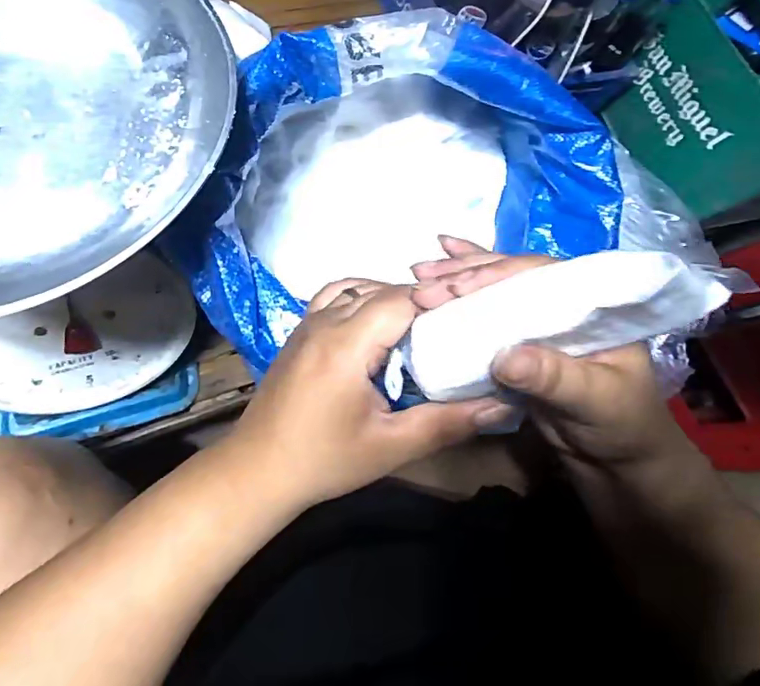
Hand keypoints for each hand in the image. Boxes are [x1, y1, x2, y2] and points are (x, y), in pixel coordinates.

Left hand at [224, 279, 508, 510]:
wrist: (257, 471)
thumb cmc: (325, 460)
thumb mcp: (391, 446)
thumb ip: (447, 422)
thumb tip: (502, 405)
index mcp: (347, 343)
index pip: (401, 299)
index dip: (439, 299)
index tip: (470, 312)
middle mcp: (326, 320)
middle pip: (382, 289)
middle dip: (421, 299)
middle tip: (455, 322)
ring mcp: (308, 322)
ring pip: (358, 288)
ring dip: (390, 297)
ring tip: (419, 325)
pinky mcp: (299, 330)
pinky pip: (335, 295)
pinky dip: (360, 296)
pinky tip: (375, 324)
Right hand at [410, 237, 693, 471]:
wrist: (620, 466)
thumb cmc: (623, 427)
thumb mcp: (596, 401)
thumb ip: (554, 377)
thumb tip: (502, 356)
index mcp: (590, 302)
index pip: (541, 276)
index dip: (498, 275)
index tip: (458, 285)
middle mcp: (562, 301)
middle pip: (510, 276)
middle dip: (467, 273)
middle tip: (425, 278)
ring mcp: (537, 320)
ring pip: (494, 288)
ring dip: (457, 276)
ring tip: (419, 269)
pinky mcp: (518, 342)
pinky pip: (487, 312)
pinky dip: (463, 293)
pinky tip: (440, 271)